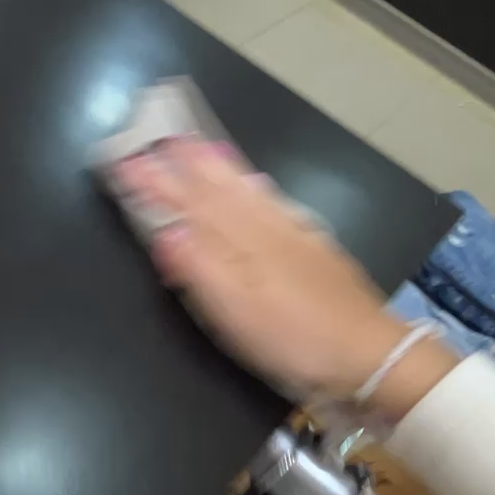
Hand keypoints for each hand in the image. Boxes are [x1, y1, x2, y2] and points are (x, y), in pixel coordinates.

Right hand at [113, 138, 457, 419]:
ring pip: (248, 193)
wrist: (368, 356)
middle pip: (218, 191)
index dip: (155, 185)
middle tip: (164, 138)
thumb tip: (166, 232)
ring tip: (202, 147)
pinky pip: (275, 206)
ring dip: (220, 169)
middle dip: (187, 165)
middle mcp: (264, 231)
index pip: (188, 206)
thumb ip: (199, 270)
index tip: (126, 163)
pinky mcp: (312, 250)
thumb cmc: (292, 339)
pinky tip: (255, 185)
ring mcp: (292, 238)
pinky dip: (257, 189)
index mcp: (239, 245)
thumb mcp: (235, 312)